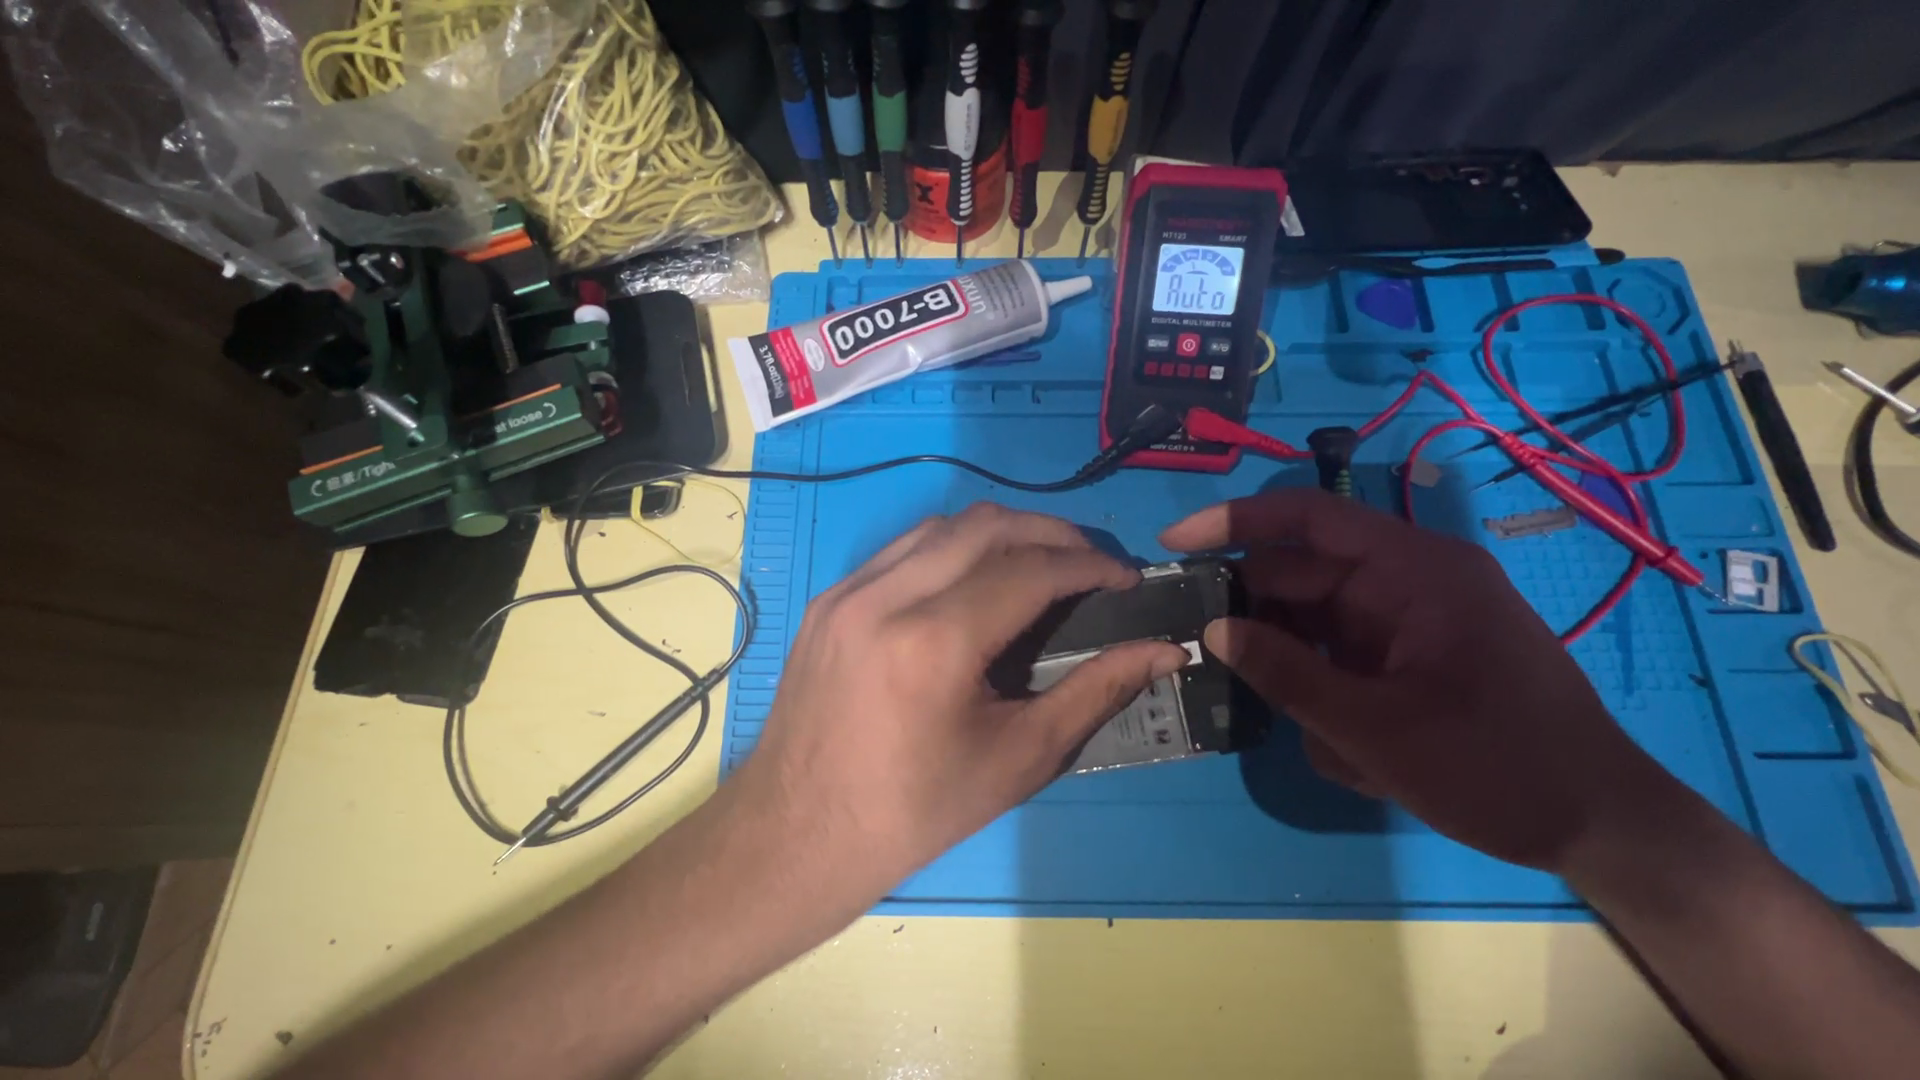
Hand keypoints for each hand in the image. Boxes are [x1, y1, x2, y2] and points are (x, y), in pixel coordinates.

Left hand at [734, 503, 1189, 892]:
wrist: (797, 835)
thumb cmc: (915, 812)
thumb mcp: (1018, 759)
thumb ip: (1096, 692)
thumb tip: (1164, 651)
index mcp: (933, 642)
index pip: (1029, 570)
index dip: (1089, 565)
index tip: (1127, 578)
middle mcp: (884, 597)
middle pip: (986, 525)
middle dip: (1051, 533)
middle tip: (1091, 564)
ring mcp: (847, 592)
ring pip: (941, 526)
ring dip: (1002, 532)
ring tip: (1042, 564)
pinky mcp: (828, 600)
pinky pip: (902, 548)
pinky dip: (953, 547)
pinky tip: (976, 580)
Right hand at [1162, 488, 1676, 870]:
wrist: (1602, 826)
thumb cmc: (1499, 766)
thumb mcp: (1377, 730)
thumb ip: (1287, 675)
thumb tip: (1214, 628)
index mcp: (1414, 571)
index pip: (1309, 517)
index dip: (1235, 520)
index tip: (1173, 541)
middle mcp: (1409, 582)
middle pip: (1303, 574)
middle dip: (1255, 614)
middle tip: (1201, 651)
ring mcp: (1411, 620)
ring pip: (1317, 622)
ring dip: (1295, 669)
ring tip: (1289, 719)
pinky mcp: (1412, 657)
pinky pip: (1343, 656)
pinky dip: (1326, 692)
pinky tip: (1340, 747)